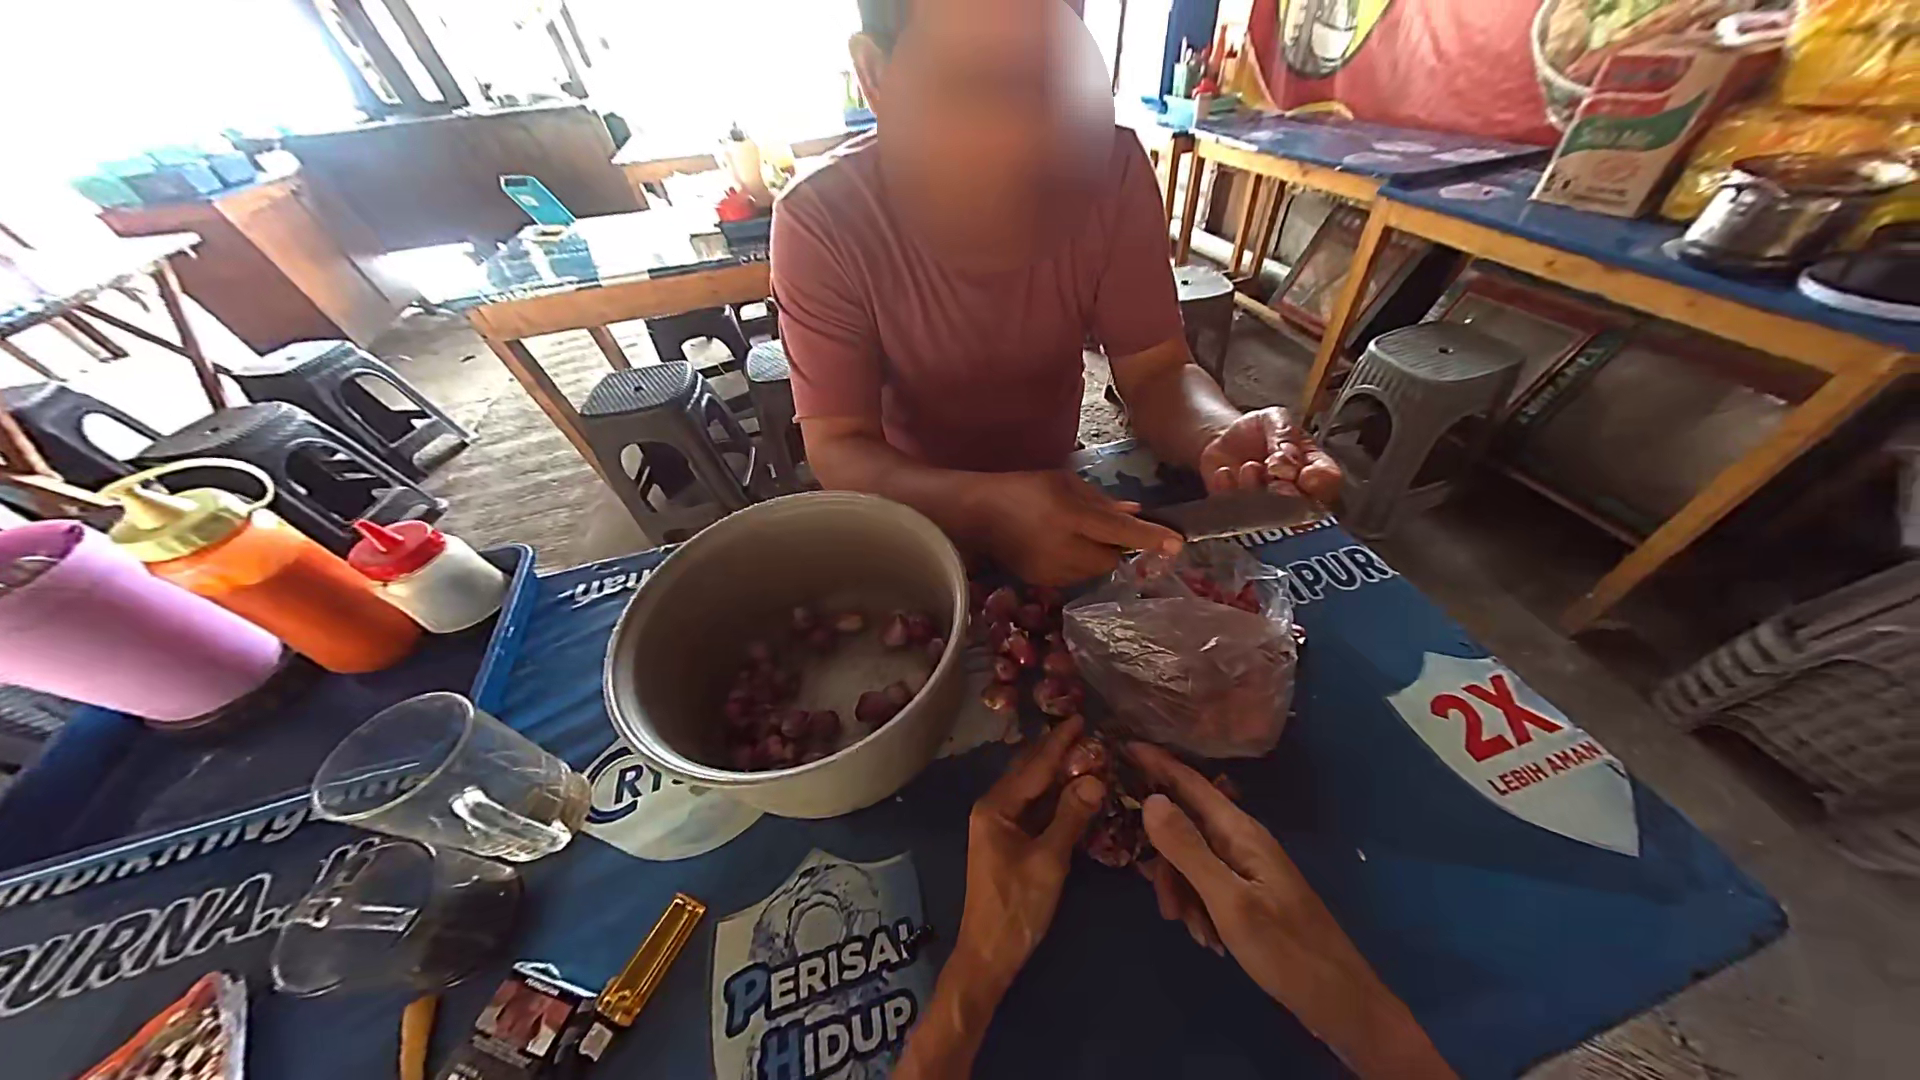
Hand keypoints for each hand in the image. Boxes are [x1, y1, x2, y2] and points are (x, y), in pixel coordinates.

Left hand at [952, 715, 1106, 994]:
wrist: (989, 954)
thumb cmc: (1016, 907)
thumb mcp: (1049, 861)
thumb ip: (1071, 817)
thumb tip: (1095, 779)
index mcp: (995, 806)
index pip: (1034, 767)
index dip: (1059, 742)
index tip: (1080, 718)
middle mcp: (993, 806)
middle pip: (1029, 771)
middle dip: (1057, 752)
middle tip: (1087, 732)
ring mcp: (1000, 823)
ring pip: (1033, 789)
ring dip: (1057, 774)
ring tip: (1086, 754)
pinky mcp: (1009, 839)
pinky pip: (1035, 808)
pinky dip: (1055, 797)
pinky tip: (1075, 790)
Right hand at [965, 471, 1181, 585]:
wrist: (978, 516)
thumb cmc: (1024, 489)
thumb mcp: (1064, 483)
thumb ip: (1101, 500)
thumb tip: (1136, 513)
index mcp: (1069, 515)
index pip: (1119, 531)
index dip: (1150, 538)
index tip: (1177, 544)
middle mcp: (1062, 548)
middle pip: (1111, 558)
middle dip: (1115, 546)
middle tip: (1101, 529)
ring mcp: (1051, 570)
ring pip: (1095, 571)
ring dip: (1097, 556)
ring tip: (1074, 536)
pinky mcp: (1042, 583)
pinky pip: (1076, 578)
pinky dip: (1078, 565)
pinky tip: (1059, 548)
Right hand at [1127, 743, 1455, 1079]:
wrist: (1344, 1007)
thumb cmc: (1288, 951)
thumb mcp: (1230, 902)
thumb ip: (1187, 849)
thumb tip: (1149, 799)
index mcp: (1238, 830)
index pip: (1188, 781)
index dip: (1154, 761)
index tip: (1120, 746)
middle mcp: (1239, 838)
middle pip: (1182, 824)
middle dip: (1164, 859)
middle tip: (1162, 901)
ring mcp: (1244, 864)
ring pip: (1189, 857)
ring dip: (1181, 890)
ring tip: (1192, 929)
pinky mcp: (1246, 889)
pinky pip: (1204, 881)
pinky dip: (1197, 905)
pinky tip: (1207, 936)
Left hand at [1198, 407, 1342, 502]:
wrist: (1222, 440)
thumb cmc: (1256, 431)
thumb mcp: (1273, 419)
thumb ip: (1283, 434)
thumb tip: (1289, 459)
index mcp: (1311, 466)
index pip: (1328, 481)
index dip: (1320, 482)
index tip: (1304, 473)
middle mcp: (1291, 491)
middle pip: (1301, 505)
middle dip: (1287, 492)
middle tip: (1275, 474)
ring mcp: (1262, 504)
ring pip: (1265, 511)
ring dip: (1257, 487)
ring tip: (1249, 466)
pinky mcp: (1235, 508)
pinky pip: (1233, 508)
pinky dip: (1228, 489)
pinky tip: (1224, 472)